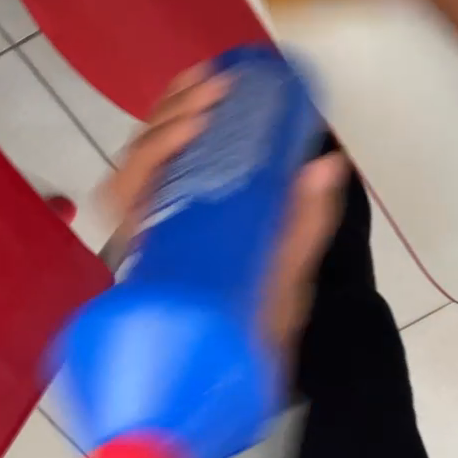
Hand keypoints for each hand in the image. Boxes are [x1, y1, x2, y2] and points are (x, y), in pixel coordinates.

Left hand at [101, 64, 347, 350]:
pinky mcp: (185, 207)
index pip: (131, 188)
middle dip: (174, 113)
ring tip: (219, 79)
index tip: (201, 123)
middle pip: (138, 158)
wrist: (237, 379)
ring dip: (178, 108)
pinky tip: (218, 98)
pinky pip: (174, 157)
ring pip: (151, 151)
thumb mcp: (280, 295)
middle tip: (222, 86)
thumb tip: (325, 166)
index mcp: (155, 253)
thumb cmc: (248, 346)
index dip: (158, 147)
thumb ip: (300, 234)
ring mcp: (164, 216)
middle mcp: (148, 229)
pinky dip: (190, 119)